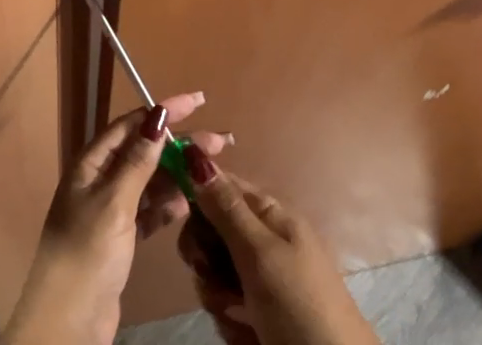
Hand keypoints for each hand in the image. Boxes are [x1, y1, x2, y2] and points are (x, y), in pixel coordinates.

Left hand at [5, 93, 228, 344]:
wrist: (69, 318)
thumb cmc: (88, 252)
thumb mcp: (114, 202)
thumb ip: (137, 161)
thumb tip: (158, 115)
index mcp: (91, 164)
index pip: (131, 125)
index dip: (163, 111)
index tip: (198, 102)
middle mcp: (99, 180)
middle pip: (143, 152)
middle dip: (179, 144)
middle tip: (221, 142)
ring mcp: (110, 210)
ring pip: (149, 182)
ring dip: (177, 175)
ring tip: (211, 172)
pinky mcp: (120, 238)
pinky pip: (149, 211)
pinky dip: (168, 206)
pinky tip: (188, 204)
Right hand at [181, 146, 381, 344]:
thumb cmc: (298, 303)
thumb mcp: (260, 252)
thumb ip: (225, 207)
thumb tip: (195, 154)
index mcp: (270, 217)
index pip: (221, 187)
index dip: (197, 197)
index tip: (183, 219)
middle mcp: (262, 243)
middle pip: (210, 233)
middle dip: (203, 257)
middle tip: (210, 274)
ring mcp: (259, 280)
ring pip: (212, 272)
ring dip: (215, 294)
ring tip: (236, 312)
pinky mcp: (255, 314)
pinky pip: (223, 305)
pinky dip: (228, 320)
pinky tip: (244, 331)